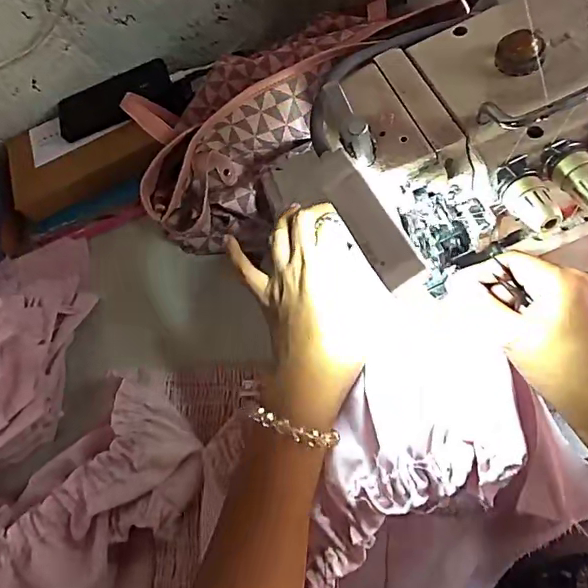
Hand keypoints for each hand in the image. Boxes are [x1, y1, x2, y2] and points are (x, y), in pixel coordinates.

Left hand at [226, 204, 382, 430]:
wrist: (307, 376)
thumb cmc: (338, 348)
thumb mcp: (357, 311)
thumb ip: (353, 284)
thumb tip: (347, 265)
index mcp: (319, 270)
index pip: (319, 229)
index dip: (326, 215)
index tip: (336, 217)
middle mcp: (295, 269)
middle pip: (295, 226)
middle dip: (305, 212)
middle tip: (316, 211)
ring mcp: (275, 281)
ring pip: (274, 240)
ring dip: (282, 222)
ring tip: (291, 212)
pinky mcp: (263, 297)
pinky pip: (244, 271)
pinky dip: (235, 253)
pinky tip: (230, 239)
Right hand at [446, 251, 587, 443]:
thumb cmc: (567, 377)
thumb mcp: (513, 337)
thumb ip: (486, 305)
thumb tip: (467, 286)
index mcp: (563, 280)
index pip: (513, 260)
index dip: (488, 274)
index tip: (474, 289)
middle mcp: (587, 279)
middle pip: (533, 271)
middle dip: (512, 292)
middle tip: (502, 319)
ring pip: (551, 286)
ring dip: (533, 302)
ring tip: (530, 333)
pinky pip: (571, 299)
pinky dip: (555, 311)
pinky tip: (551, 337)